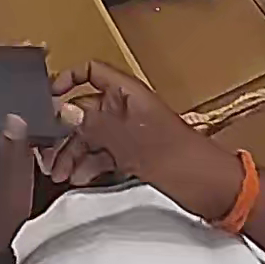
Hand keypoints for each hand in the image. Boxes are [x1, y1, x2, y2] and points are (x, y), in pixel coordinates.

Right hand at [41, 61, 243, 219]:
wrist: (218, 193)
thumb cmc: (184, 161)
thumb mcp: (133, 143)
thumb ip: (95, 125)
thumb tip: (63, 109)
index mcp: (128, 94)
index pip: (91, 71)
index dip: (68, 78)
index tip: (49, 96)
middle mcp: (125, 109)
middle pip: (84, 109)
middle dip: (63, 130)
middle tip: (46, 152)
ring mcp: (129, 132)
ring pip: (90, 135)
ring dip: (72, 152)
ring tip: (57, 172)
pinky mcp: (134, 154)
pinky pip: (102, 153)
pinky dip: (88, 164)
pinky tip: (77, 176)